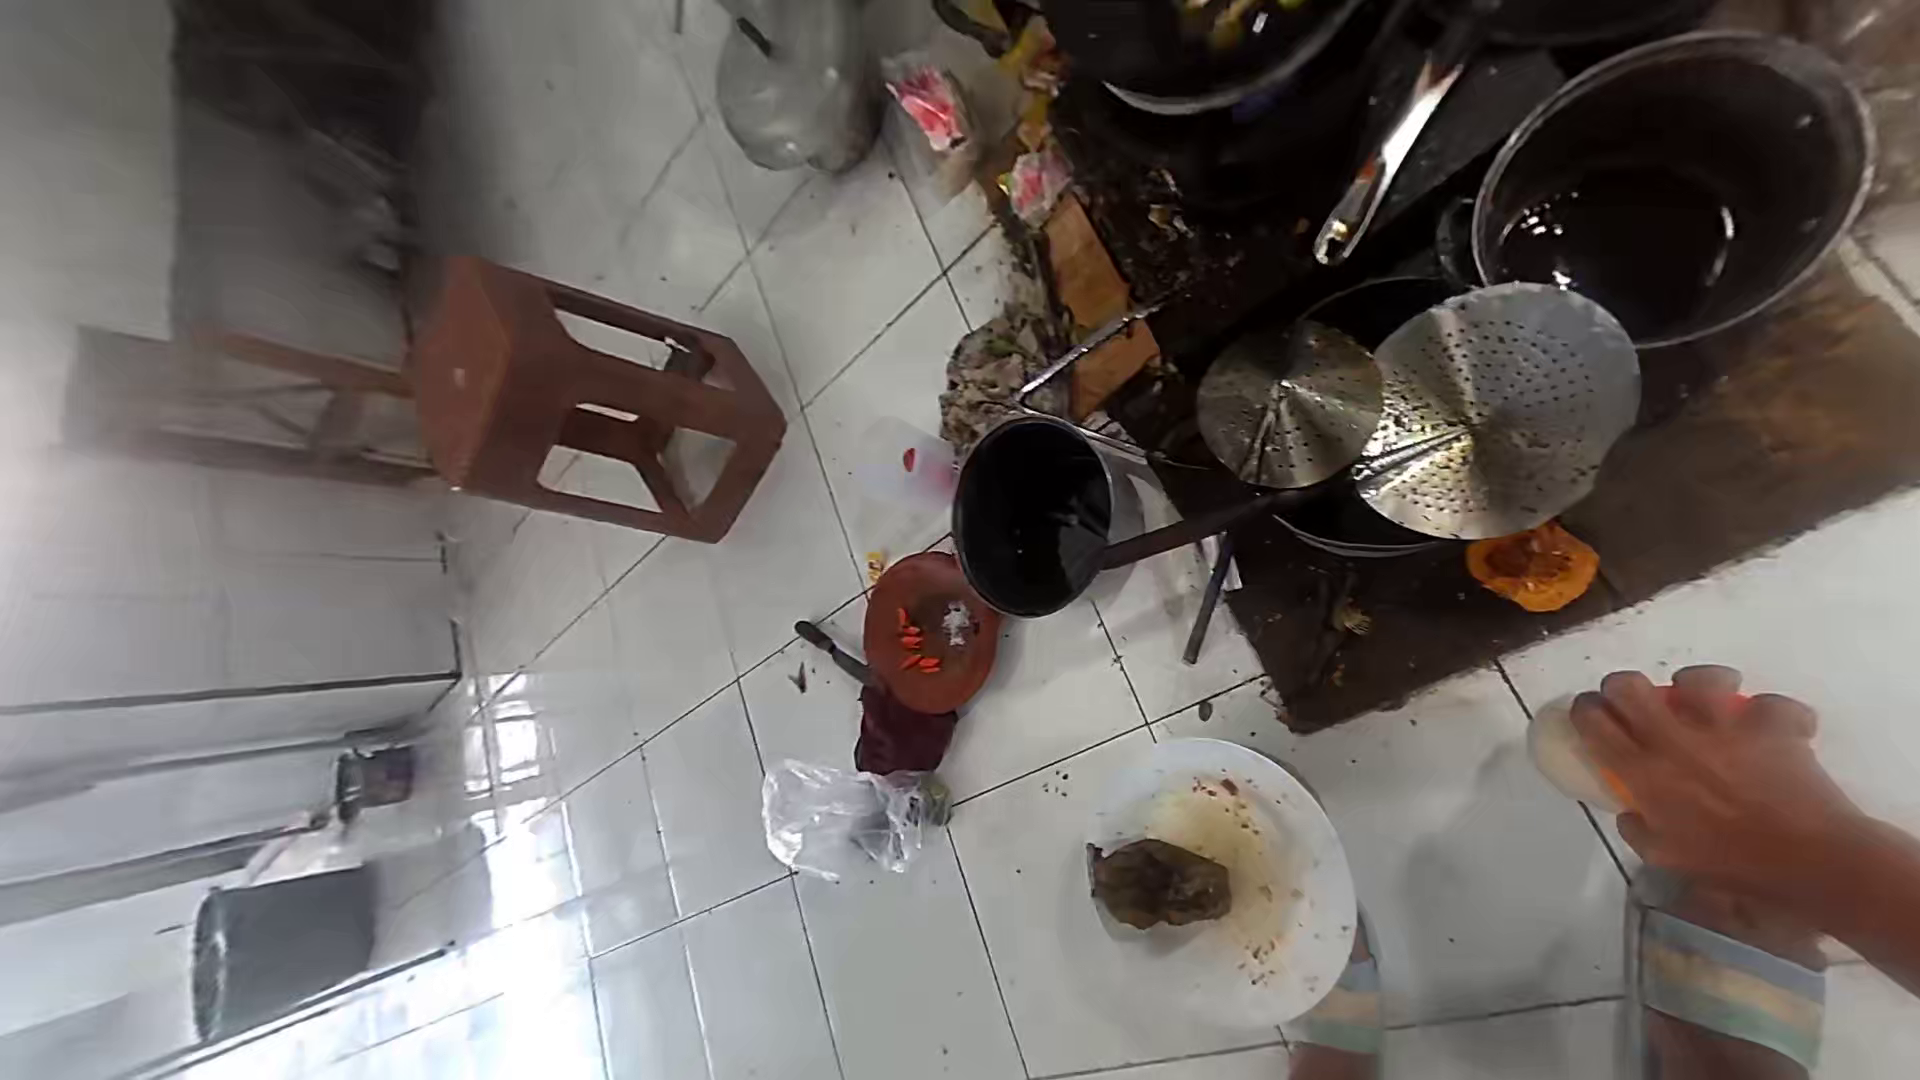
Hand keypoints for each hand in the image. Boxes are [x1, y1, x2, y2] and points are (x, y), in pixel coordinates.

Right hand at [1571, 666, 1864, 909]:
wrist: (1824, 869)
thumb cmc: (1736, 865)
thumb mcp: (1666, 856)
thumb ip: (1636, 829)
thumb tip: (1631, 812)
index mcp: (1637, 767)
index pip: (1589, 717)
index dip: (1584, 708)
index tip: (1592, 715)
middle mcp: (1669, 739)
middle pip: (1627, 685)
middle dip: (1624, 686)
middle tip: (1636, 702)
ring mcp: (1724, 732)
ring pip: (1697, 678)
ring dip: (1698, 685)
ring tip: (1706, 701)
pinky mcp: (1775, 734)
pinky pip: (1776, 706)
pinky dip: (1776, 711)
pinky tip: (1774, 725)